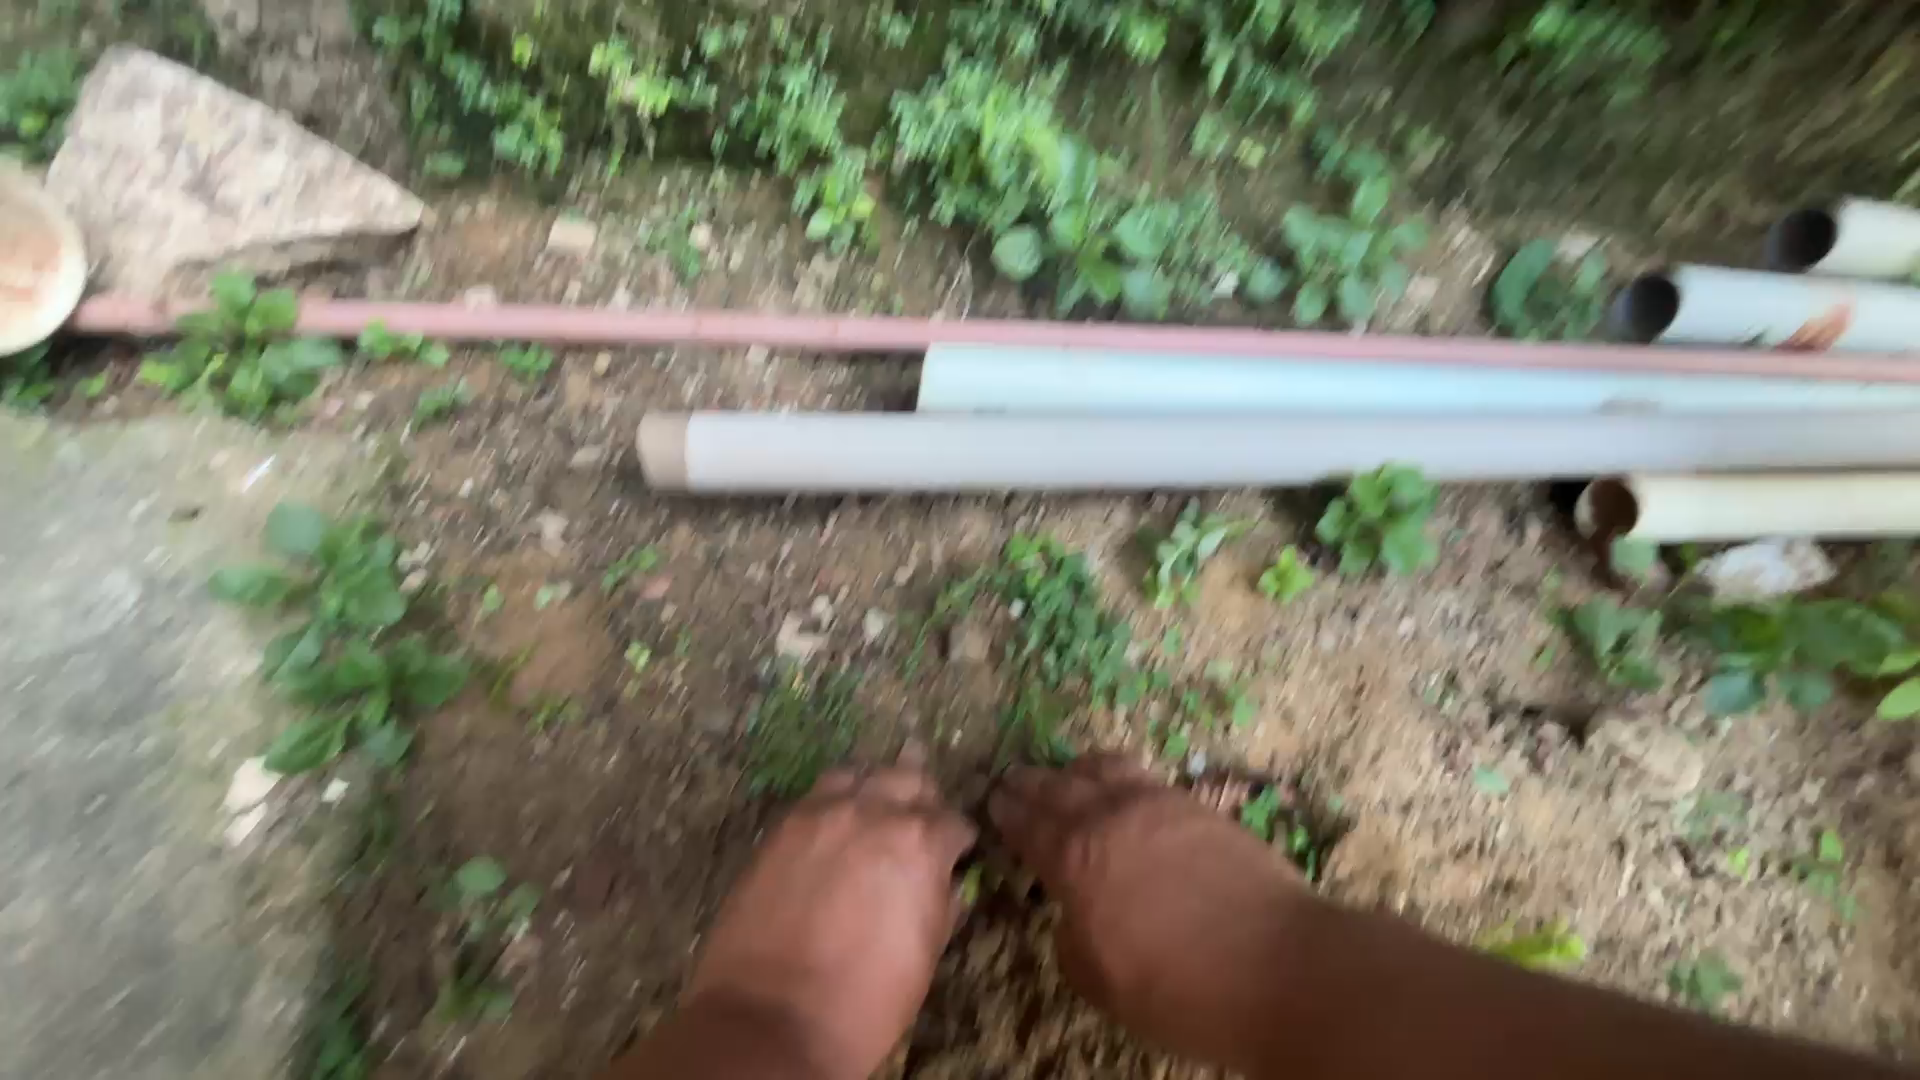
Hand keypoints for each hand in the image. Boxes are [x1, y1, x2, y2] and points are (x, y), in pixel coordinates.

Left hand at [681, 762, 976, 1078]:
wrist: (770, 1019)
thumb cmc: (864, 1000)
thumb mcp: (925, 956)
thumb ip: (943, 904)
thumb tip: (949, 883)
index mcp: (921, 844)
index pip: (954, 822)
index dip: (960, 840)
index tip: (958, 852)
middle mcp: (877, 811)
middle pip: (911, 779)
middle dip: (923, 801)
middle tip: (920, 826)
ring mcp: (826, 811)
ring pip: (865, 774)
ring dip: (879, 789)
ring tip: (877, 812)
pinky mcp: (786, 823)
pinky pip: (822, 790)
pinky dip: (839, 798)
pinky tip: (838, 821)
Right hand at [989, 755, 1315, 1072]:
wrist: (1279, 963)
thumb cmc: (1182, 989)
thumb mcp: (1103, 984)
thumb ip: (1071, 942)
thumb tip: (1071, 916)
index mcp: (1074, 861)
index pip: (1028, 827)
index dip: (1007, 814)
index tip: (994, 802)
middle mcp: (1106, 818)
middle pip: (1056, 788)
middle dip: (1029, 783)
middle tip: (1012, 778)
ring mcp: (1153, 803)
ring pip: (1099, 768)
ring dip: (1072, 768)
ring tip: (1063, 771)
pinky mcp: (1193, 802)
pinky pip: (1141, 772)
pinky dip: (1115, 769)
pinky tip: (1118, 779)